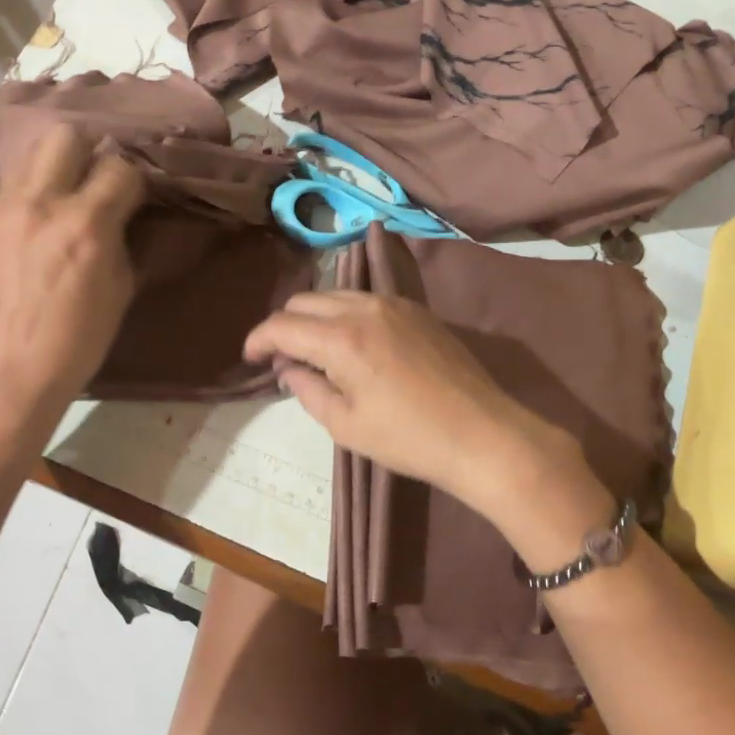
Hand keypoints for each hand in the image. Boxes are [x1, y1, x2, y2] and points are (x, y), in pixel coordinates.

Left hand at [0, 125, 144, 409]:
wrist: (10, 371)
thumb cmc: (78, 340)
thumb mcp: (120, 287)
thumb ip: (119, 236)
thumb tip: (117, 212)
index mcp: (86, 224)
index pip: (118, 167)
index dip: (129, 183)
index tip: (128, 200)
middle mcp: (40, 204)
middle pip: (66, 136)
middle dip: (85, 156)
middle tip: (88, 187)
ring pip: (29, 159)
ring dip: (50, 177)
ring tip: (52, 209)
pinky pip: (3, 193)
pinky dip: (21, 205)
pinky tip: (22, 237)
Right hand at [243, 292, 602, 522]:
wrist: (483, 434)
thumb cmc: (409, 439)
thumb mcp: (346, 426)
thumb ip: (308, 390)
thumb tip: (288, 369)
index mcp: (342, 338)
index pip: (283, 325)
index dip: (258, 340)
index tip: (250, 359)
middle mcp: (365, 308)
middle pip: (305, 301)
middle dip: (284, 326)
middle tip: (283, 360)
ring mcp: (395, 304)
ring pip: (336, 295)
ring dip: (315, 318)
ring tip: (315, 353)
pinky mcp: (418, 311)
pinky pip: (365, 300)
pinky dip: (344, 315)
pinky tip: (351, 345)